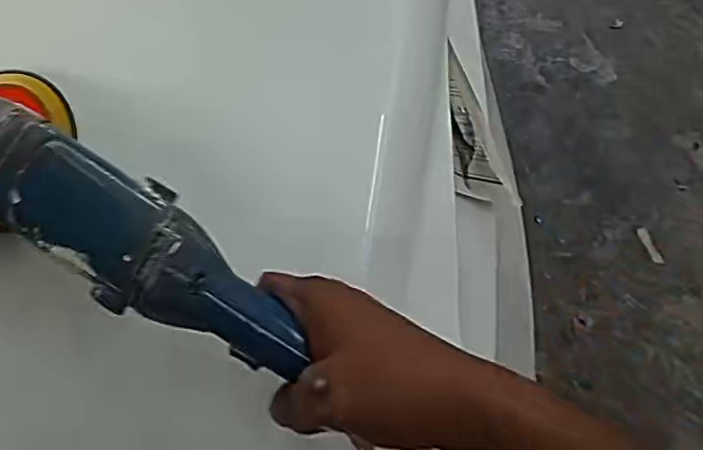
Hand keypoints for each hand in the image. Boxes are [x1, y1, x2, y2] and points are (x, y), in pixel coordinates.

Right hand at [262, 273, 496, 448]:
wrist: (461, 404)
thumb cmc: (402, 382)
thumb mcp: (327, 397)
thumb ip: (290, 399)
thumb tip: (282, 402)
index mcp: (318, 295)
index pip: (265, 288)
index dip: (247, 313)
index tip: (242, 340)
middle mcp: (337, 302)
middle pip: (289, 324)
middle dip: (285, 359)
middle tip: (287, 386)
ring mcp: (359, 325)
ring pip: (316, 350)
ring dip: (315, 380)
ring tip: (328, 407)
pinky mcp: (378, 349)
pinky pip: (342, 366)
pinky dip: (340, 389)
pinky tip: (353, 415)